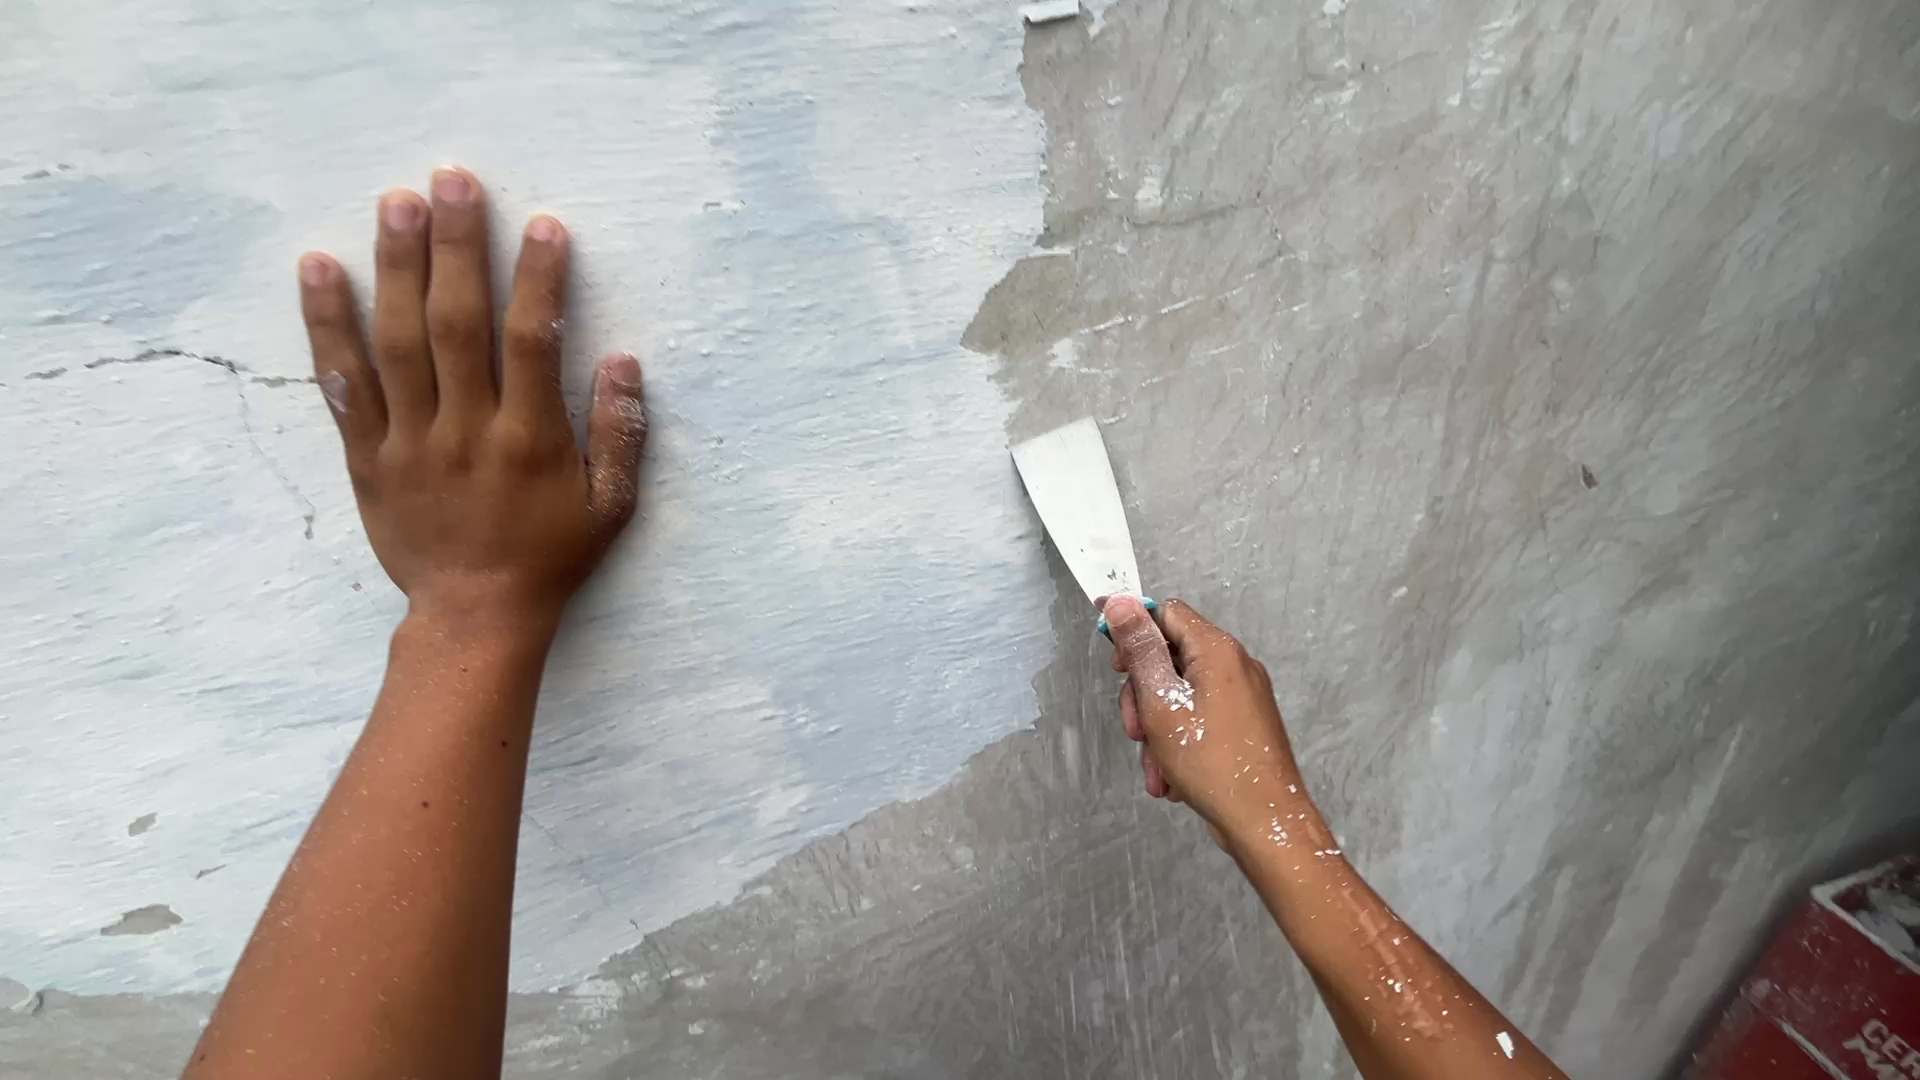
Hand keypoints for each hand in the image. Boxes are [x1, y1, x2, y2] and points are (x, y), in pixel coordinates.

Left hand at [296, 167, 646, 631]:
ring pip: (396, 341)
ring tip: (396, 202)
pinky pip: (341, 384)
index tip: (542, 225)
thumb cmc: (555, 556)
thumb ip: (622, 435)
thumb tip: (624, 361)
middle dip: (458, 248)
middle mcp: (467, 429)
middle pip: (457, 324)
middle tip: (452, 181)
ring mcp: (409, 440)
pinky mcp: (367, 454)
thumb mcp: (613, 507)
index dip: (537, 280)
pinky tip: (321, 268)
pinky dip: (326, 324)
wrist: (478, 613)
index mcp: (531, 441)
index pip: (532, 343)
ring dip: (396, 267)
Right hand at [1103, 596, 1308, 836]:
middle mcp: (1234, 664)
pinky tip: (1171, 776)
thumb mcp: (1160, 702)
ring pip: (1181, 693)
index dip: (1135, 634)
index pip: (1166, 613)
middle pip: (1171, 657)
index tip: (1116, 669)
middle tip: (1134, 731)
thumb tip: (1120, 601)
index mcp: (1216, 650)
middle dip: (1143, 694)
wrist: (1266, 824)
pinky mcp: (1245, 722)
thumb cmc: (1209, 761)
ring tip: (1154, 768)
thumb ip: (1140, 649)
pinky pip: (1200, 715)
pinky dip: (1180, 739)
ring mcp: (1243, 694)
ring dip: (1157, 727)